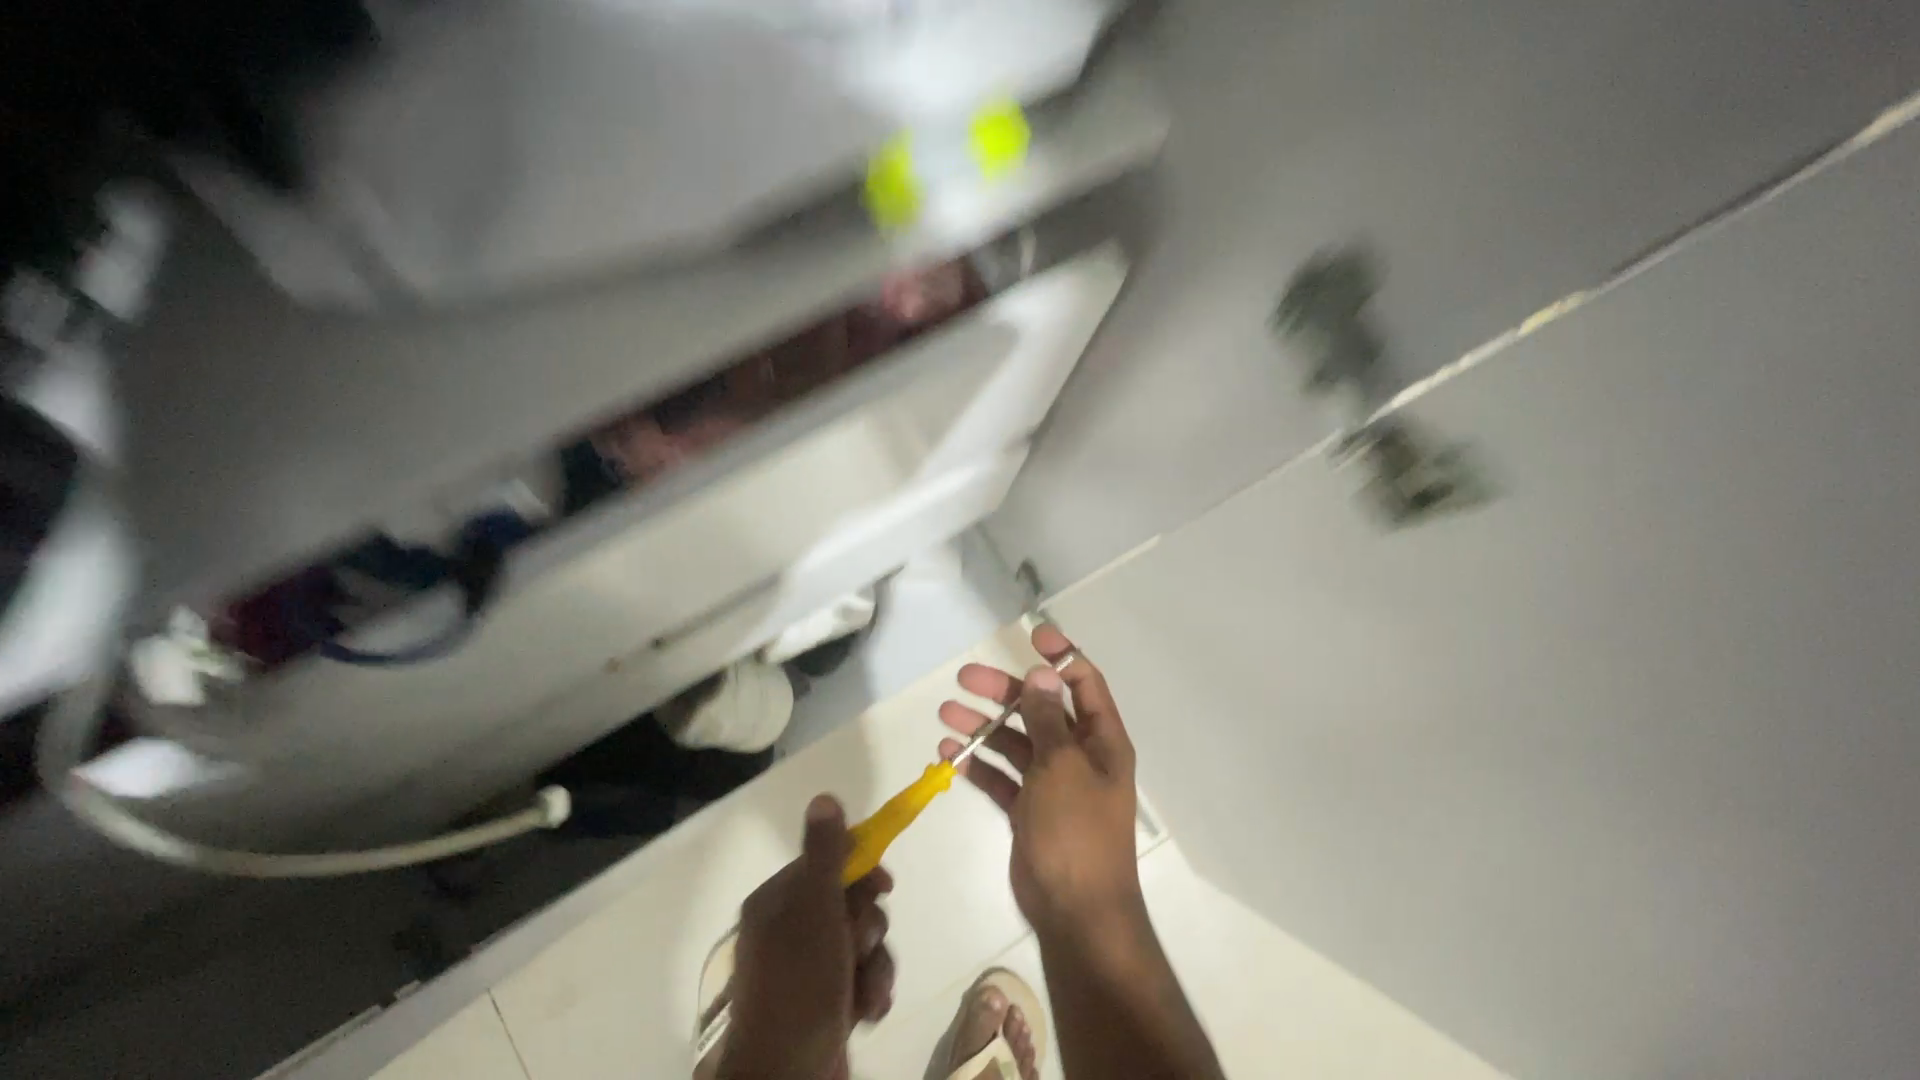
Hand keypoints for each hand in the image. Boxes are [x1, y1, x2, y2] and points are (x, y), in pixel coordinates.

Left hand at [720, 795, 895, 1079]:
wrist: (787, 1077)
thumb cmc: (799, 986)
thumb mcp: (814, 911)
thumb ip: (825, 855)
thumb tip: (824, 797)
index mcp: (777, 903)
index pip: (826, 863)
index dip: (859, 870)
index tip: (884, 884)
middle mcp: (790, 931)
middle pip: (850, 902)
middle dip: (867, 924)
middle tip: (860, 944)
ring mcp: (808, 969)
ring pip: (863, 941)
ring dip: (875, 962)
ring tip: (865, 989)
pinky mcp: (827, 1001)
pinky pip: (863, 975)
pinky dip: (871, 989)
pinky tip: (867, 1010)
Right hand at [938, 625, 1144, 941]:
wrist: (1076, 911)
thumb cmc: (1076, 831)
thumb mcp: (1062, 767)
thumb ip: (1047, 720)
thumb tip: (1043, 674)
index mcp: (1101, 741)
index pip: (1084, 684)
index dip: (1061, 656)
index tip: (1032, 635)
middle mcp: (1078, 756)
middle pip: (1040, 710)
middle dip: (1005, 691)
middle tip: (965, 676)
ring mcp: (1051, 784)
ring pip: (1014, 743)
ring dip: (983, 727)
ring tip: (946, 714)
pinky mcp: (1027, 810)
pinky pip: (1000, 777)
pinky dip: (977, 765)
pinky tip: (948, 755)